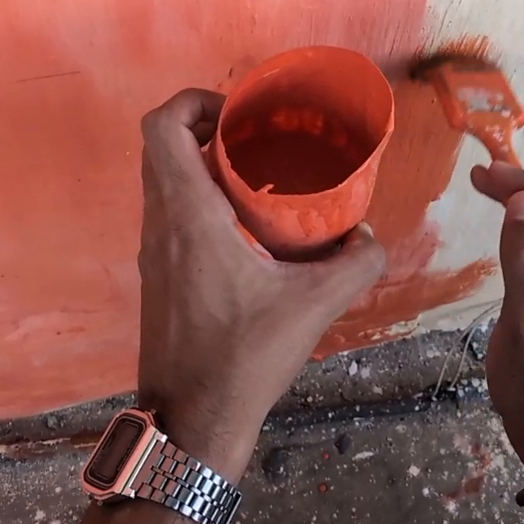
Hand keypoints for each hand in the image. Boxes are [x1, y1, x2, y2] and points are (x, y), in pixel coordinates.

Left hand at [135, 89, 387, 481]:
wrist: (191, 422)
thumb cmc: (245, 356)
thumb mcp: (315, 306)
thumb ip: (357, 264)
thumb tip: (371, 237)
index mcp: (188, 217)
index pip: (162, 128)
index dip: (193, 101)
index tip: (238, 112)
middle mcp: (160, 225)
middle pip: (161, 147)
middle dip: (204, 128)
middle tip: (255, 138)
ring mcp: (152, 252)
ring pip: (163, 181)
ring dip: (200, 164)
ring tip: (257, 175)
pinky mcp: (157, 276)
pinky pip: (169, 213)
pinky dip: (198, 198)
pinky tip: (245, 225)